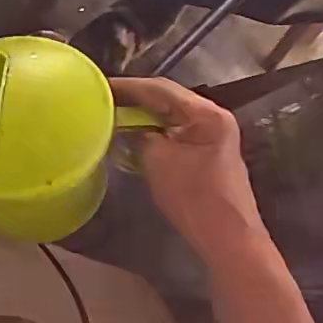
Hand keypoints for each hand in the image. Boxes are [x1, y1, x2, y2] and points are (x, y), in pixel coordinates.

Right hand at [109, 77, 266, 255]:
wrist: (226, 237)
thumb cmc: (192, 197)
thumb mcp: (157, 160)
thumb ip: (139, 133)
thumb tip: (122, 123)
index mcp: (206, 114)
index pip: (159, 89)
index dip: (125, 86)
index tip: (96, 86)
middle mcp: (211, 116)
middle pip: (164, 97)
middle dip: (130, 96)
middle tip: (97, 97)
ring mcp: (208, 132)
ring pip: (166, 112)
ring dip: (138, 111)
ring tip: (106, 110)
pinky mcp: (202, 147)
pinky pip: (169, 127)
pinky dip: (148, 126)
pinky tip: (126, 129)